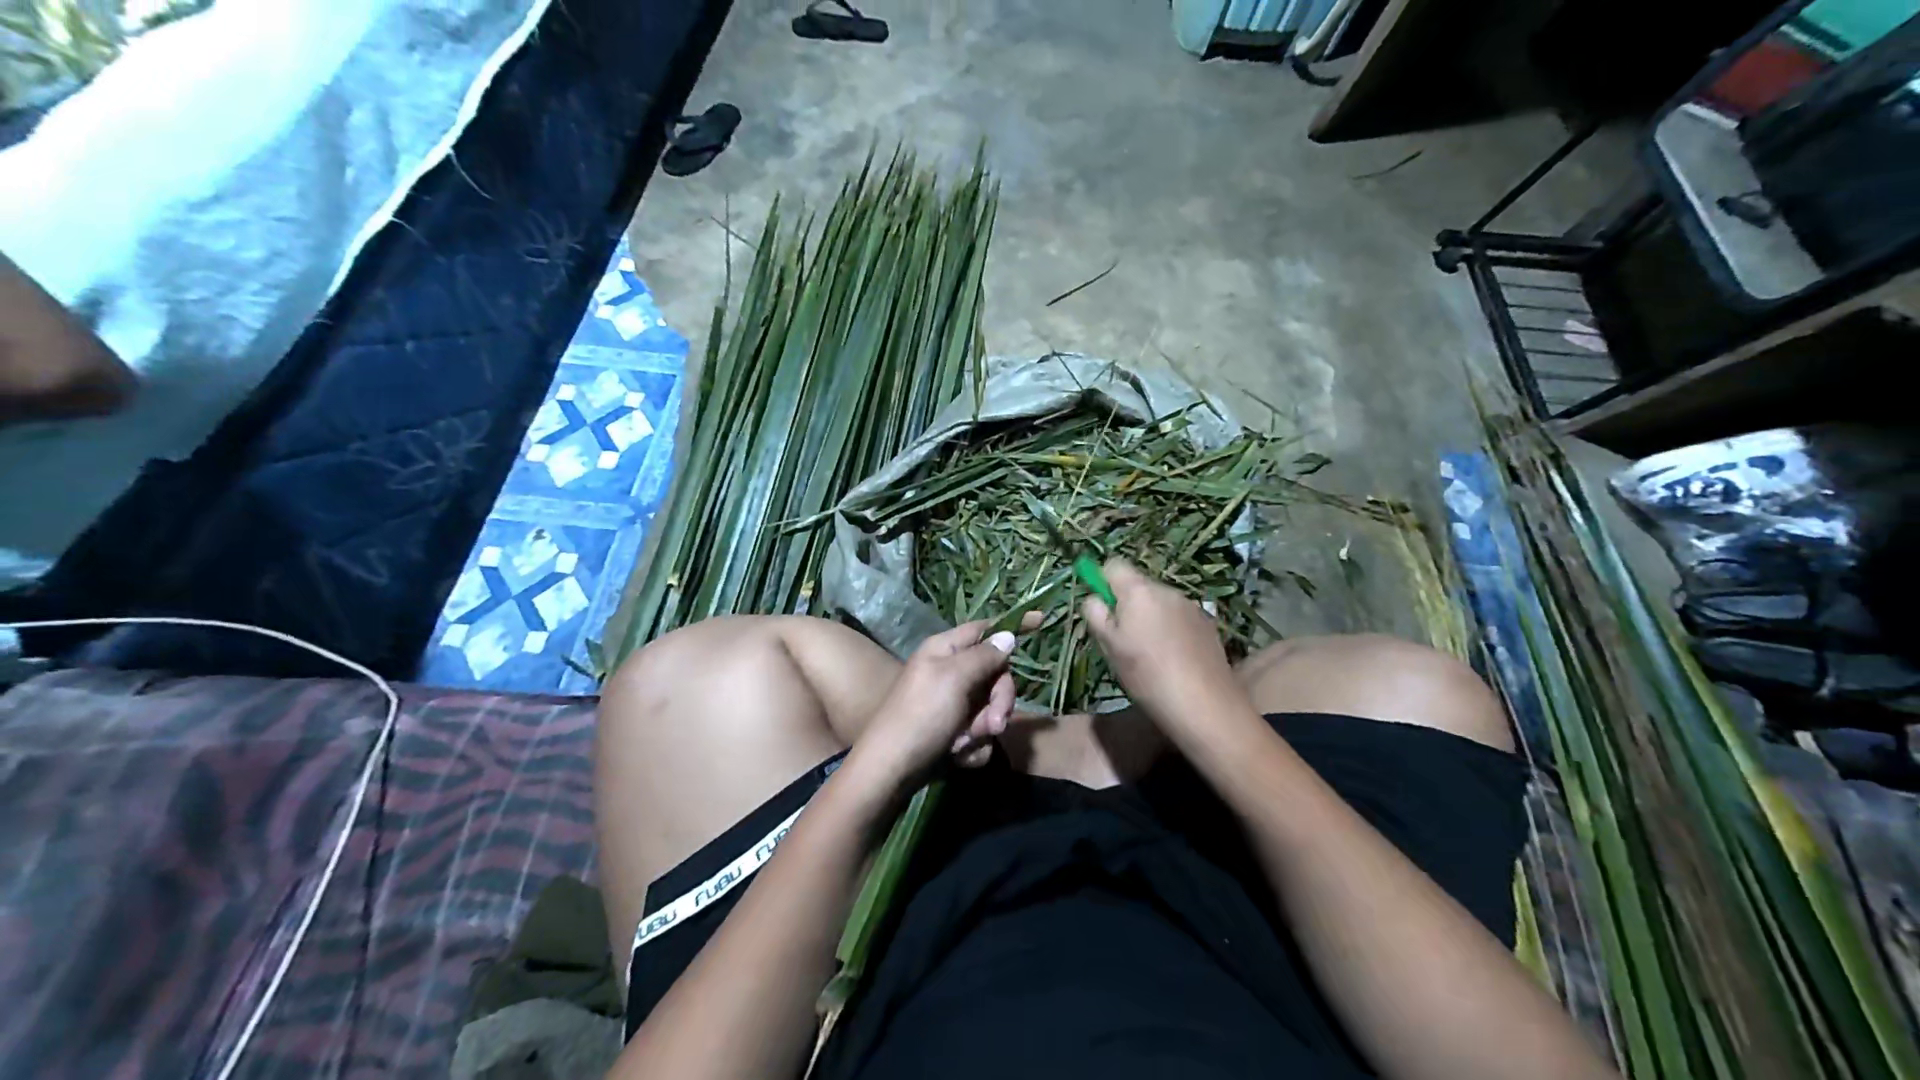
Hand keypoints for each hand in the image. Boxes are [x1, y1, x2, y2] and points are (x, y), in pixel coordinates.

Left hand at [844, 621, 1016, 791]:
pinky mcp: (953, 730)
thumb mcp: (953, 678)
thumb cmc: (921, 716)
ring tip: (965, 742)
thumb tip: (1008, 635)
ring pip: (991, 707)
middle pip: (996, 674)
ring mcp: (952, 703)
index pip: (986, 629)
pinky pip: (980, 732)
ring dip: (984, 727)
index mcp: (946, 650)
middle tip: (993, 724)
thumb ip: (983, 656)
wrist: (892, 770)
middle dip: (999, 701)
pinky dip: (973, 745)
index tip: (1041, 619)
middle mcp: (950, 672)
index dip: (1012, 627)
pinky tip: (957, 754)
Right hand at [1082, 558, 1245, 732]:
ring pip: (1159, 602)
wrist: (1204, 703)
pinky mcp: (1207, 623)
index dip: (1102, 581)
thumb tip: (1095, 599)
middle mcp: (1166, 589)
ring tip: (1150, 652)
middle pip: (1138, 585)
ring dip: (1150, 616)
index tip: (1102, 608)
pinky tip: (1173, 657)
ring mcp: (1190, 605)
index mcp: (1138, 591)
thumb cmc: (1147, 674)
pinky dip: (1170, 628)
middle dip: (1127, 603)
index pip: (1113, 565)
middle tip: (1123, 638)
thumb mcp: (1109, 646)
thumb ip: (1096, 615)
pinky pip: (1178, 616)